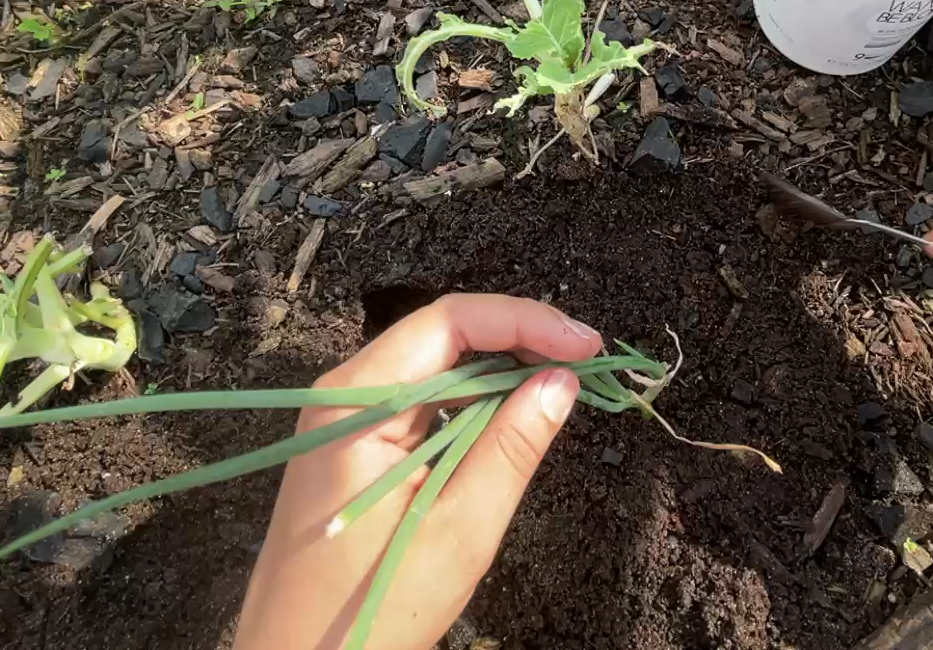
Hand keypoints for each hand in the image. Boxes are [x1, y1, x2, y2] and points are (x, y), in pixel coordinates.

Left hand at [236, 293, 601, 649]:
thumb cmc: (373, 612)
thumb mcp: (459, 530)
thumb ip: (513, 445)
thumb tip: (563, 378)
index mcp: (358, 398)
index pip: (449, 322)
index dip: (523, 320)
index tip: (584, 344)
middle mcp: (348, 389)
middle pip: (444, 333)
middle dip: (518, 337)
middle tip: (583, 358)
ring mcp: (350, 413)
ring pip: (439, 361)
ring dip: (502, 365)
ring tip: (560, 376)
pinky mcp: (361, 439)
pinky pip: (428, 396)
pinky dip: (477, 396)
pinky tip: (514, 406)